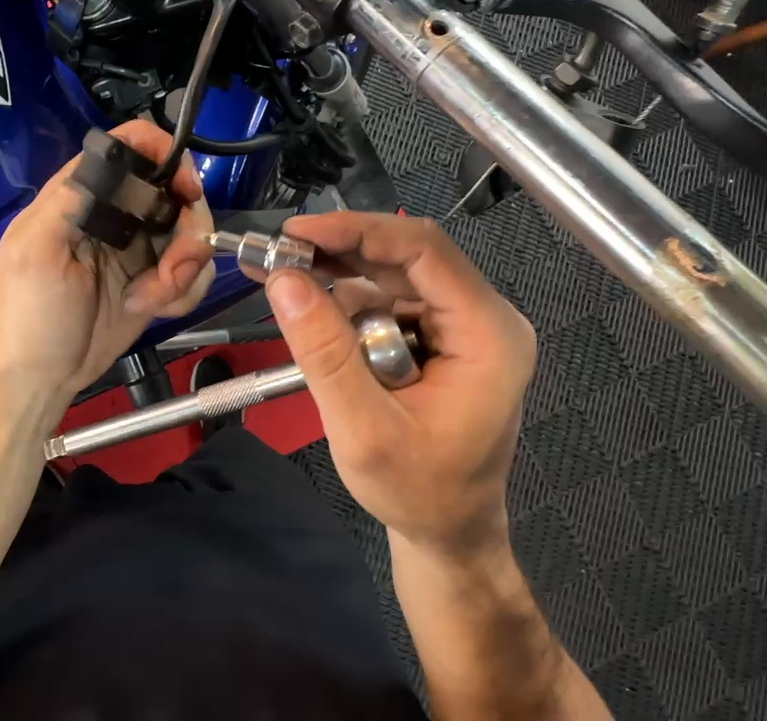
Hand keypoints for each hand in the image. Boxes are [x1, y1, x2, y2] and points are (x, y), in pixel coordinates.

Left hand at [0, 120, 216, 404]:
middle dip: (186, 233)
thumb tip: (107, 162)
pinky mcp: (155, 278)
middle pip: (177, 192)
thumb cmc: (31, 312)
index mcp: (83, 194)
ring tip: (153, 300)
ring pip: (192, 233)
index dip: (167, 157)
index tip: (186, 192)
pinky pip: (192, 271)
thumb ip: (68, 202)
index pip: (132, 146)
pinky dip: (184, 292)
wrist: (45, 374)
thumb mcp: (35, 252)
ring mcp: (138, 245)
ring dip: (183, 270)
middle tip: (171, 271)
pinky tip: (153, 309)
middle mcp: (116, 212)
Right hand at [264, 212, 535, 555]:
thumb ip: (324, 353)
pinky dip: (348, 301)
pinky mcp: (442, 337)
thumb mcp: (362, 428)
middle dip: (339, 251)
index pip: (424, 251)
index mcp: (489, 335)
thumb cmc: (418, 492)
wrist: (448, 533)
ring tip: (283, 279)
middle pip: (407, 256)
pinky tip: (314, 313)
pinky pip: (390, 299)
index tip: (296, 234)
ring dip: (338, 276)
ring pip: (394, 274)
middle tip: (277, 254)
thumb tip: (282, 280)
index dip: (357, 231)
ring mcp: (465, 327)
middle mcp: (485, 318)